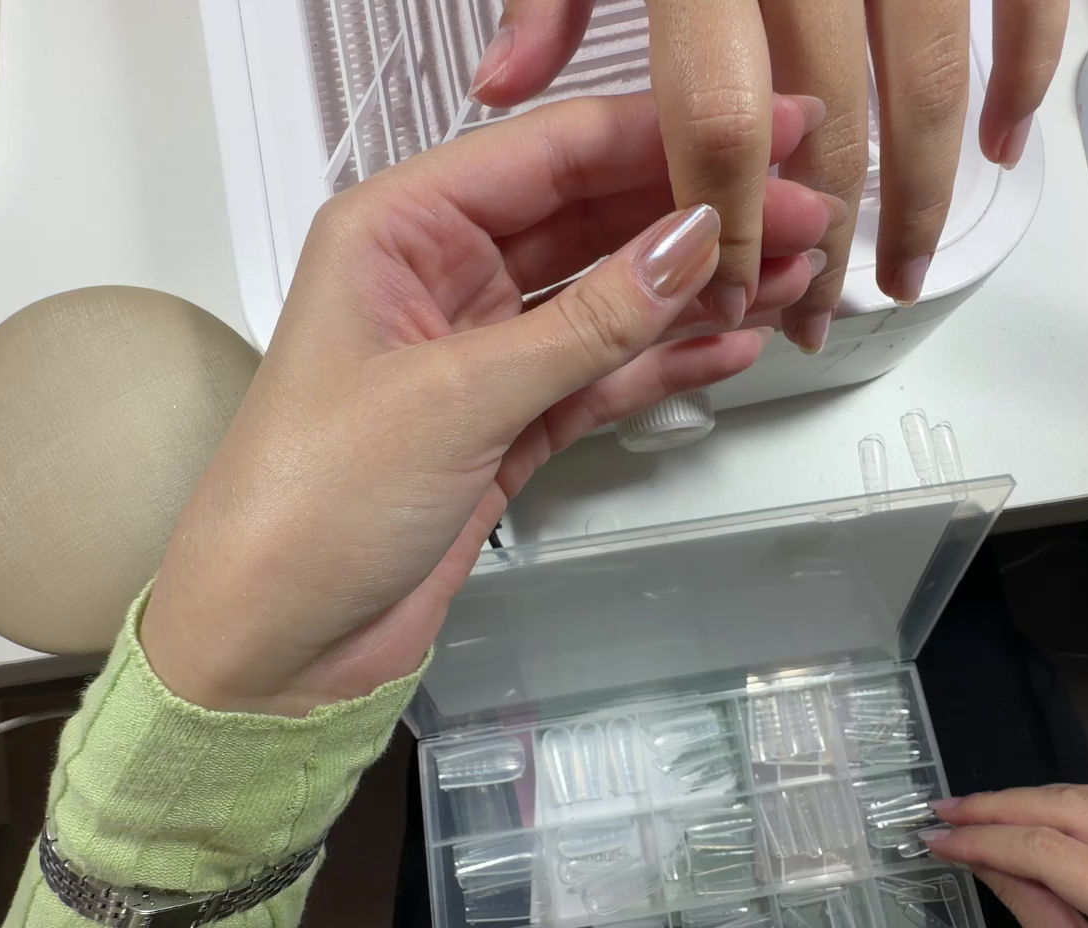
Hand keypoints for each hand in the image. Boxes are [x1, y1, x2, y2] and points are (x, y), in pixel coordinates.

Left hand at [138, 92, 838, 716]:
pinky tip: (727, 347)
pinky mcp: (511, 422)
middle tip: (798, 215)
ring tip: (786, 280)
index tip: (761, 133)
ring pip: (609, 304)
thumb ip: (584, 321)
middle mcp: (443, 279)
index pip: (553, 155)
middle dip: (697, 220)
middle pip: (594, 224)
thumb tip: (687, 245)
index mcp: (399, 230)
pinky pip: (602, 376)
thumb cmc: (310, 505)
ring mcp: (485, 355)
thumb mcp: (458, 395)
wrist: (289, 635)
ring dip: (694, 294)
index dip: (664, 139)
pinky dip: (663, 364)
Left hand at [469, 0, 1068, 351]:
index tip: (728, 293)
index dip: (727, 228)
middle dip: (825, 242)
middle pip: (826, 130)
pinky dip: (1025, 71)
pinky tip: (1010, 148)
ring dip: (925, 197)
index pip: (717, 130)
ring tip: (907, 275)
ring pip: (929, 84)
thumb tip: (505, 85)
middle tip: (821, 318)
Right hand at [924, 785, 1087, 927]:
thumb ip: (1033, 908)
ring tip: (984, 812)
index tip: (939, 836)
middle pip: (1085, 811)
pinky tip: (1041, 820)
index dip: (988, 838)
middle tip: (949, 811)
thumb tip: (973, 854)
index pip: (1059, 853)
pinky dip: (1082, 812)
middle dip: (1006, 805)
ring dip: (1040, 800)